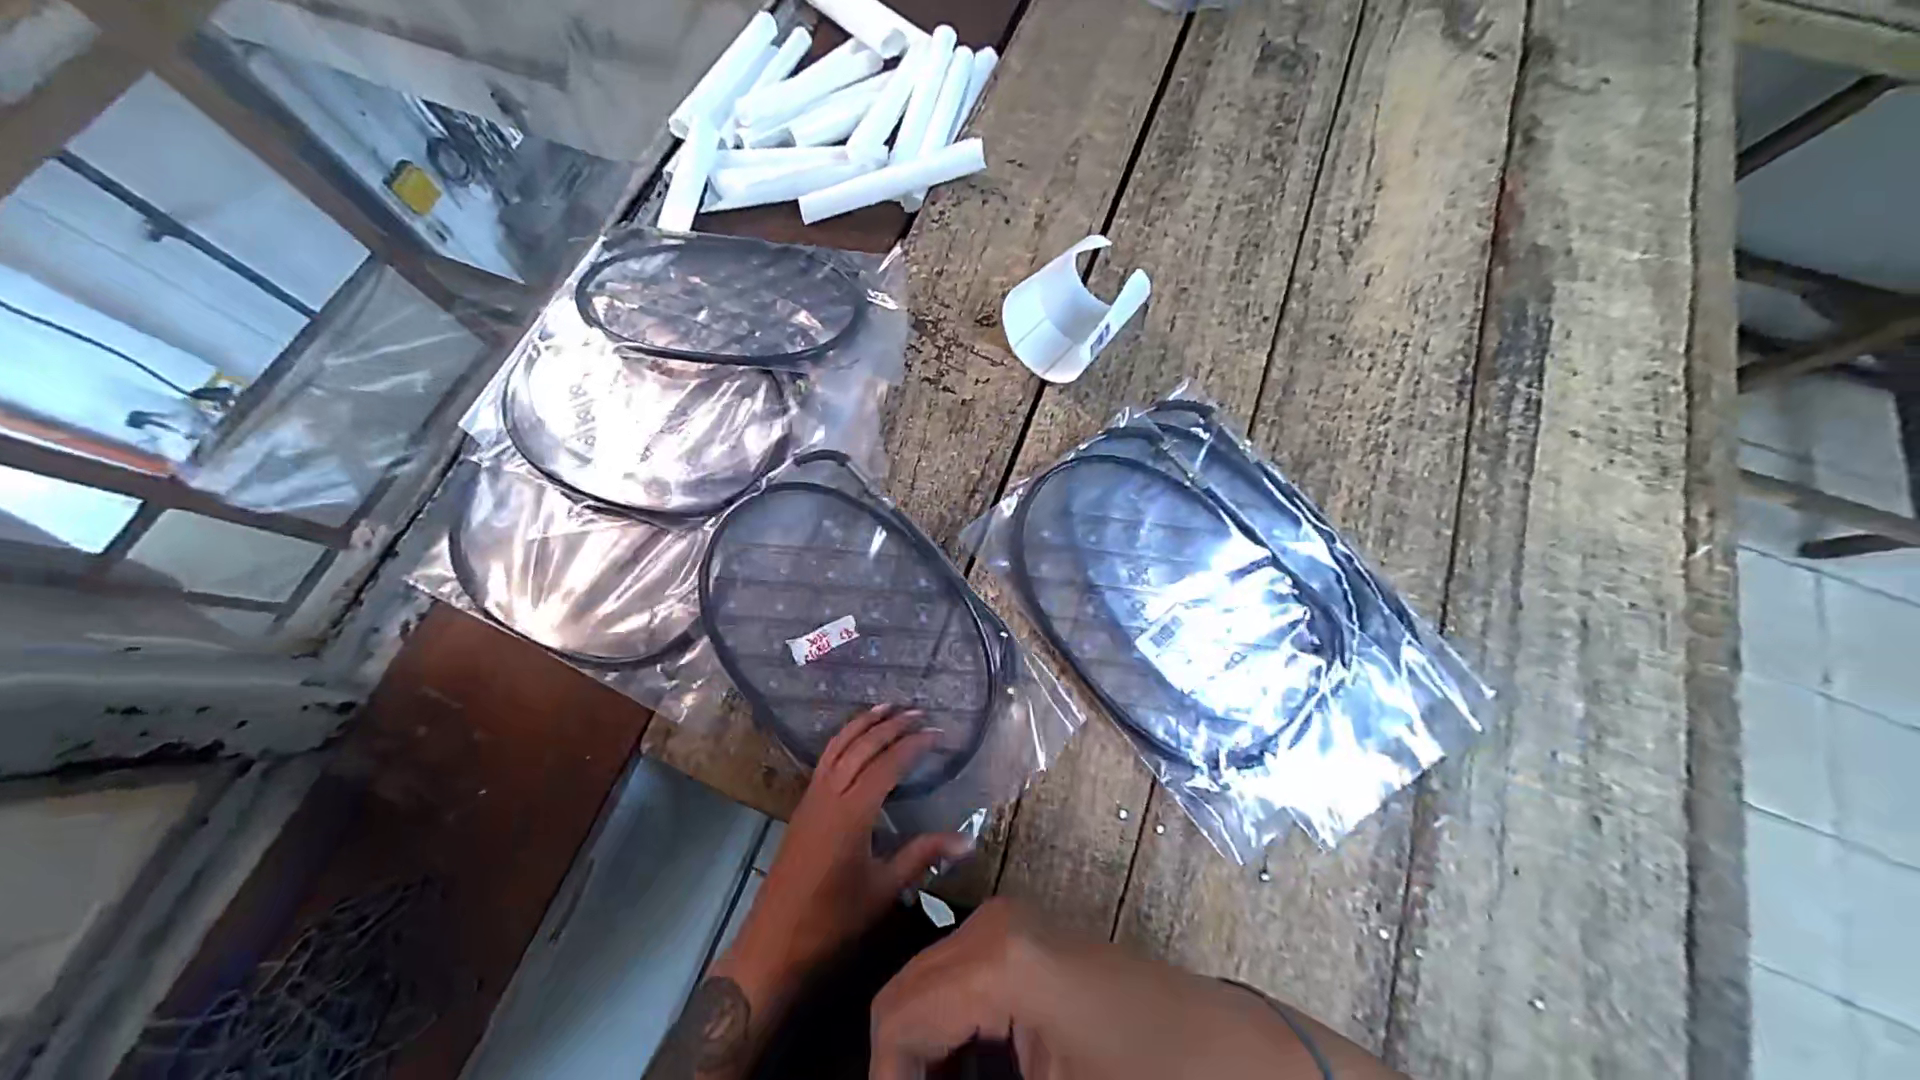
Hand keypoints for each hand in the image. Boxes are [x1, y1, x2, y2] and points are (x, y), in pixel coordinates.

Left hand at [732, 705, 974, 981]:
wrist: (775, 940)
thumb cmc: (833, 920)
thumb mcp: (884, 888)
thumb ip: (923, 855)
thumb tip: (967, 841)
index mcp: (853, 812)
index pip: (888, 764)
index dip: (914, 745)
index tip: (938, 732)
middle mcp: (830, 794)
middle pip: (863, 747)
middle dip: (891, 726)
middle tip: (918, 712)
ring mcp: (812, 796)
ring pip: (839, 746)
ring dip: (864, 724)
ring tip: (887, 706)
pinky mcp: (803, 805)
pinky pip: (826, 758)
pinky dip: (844, 739)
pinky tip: (854, 737)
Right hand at [871, 898, 1397, 1079]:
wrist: (1228, 1054)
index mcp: (997, 959)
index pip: (896, 1018)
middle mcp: (992, 924)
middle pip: (904, 997)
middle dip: (904, 1067)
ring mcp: (1008, 923)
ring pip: (927, 990)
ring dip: (926, 1054)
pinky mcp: (1022, 938)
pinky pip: (958, 984)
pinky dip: (952, 1035)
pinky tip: (975, 1073)